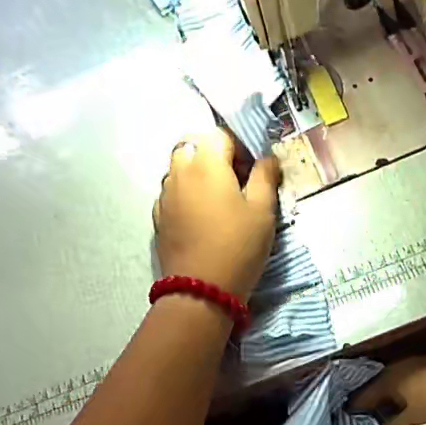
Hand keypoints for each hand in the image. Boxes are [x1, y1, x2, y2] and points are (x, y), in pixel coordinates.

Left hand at [153, 130, 278, 300]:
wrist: (201, 289)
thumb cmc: (239, 246)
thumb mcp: (263, 211)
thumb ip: (265, 177)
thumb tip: (267, 158)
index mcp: (206, 163)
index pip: (221, 135)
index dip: (240, 147)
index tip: (254, 170)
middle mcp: (179, 171)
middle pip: (193, 145)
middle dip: (214, 154)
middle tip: (236, 180)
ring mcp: (164, 194)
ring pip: (179, 168)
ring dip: (199, 173)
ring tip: (220, 200)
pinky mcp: (158, 216)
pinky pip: (172, 192)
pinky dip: (187, 194)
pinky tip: (203, 218)